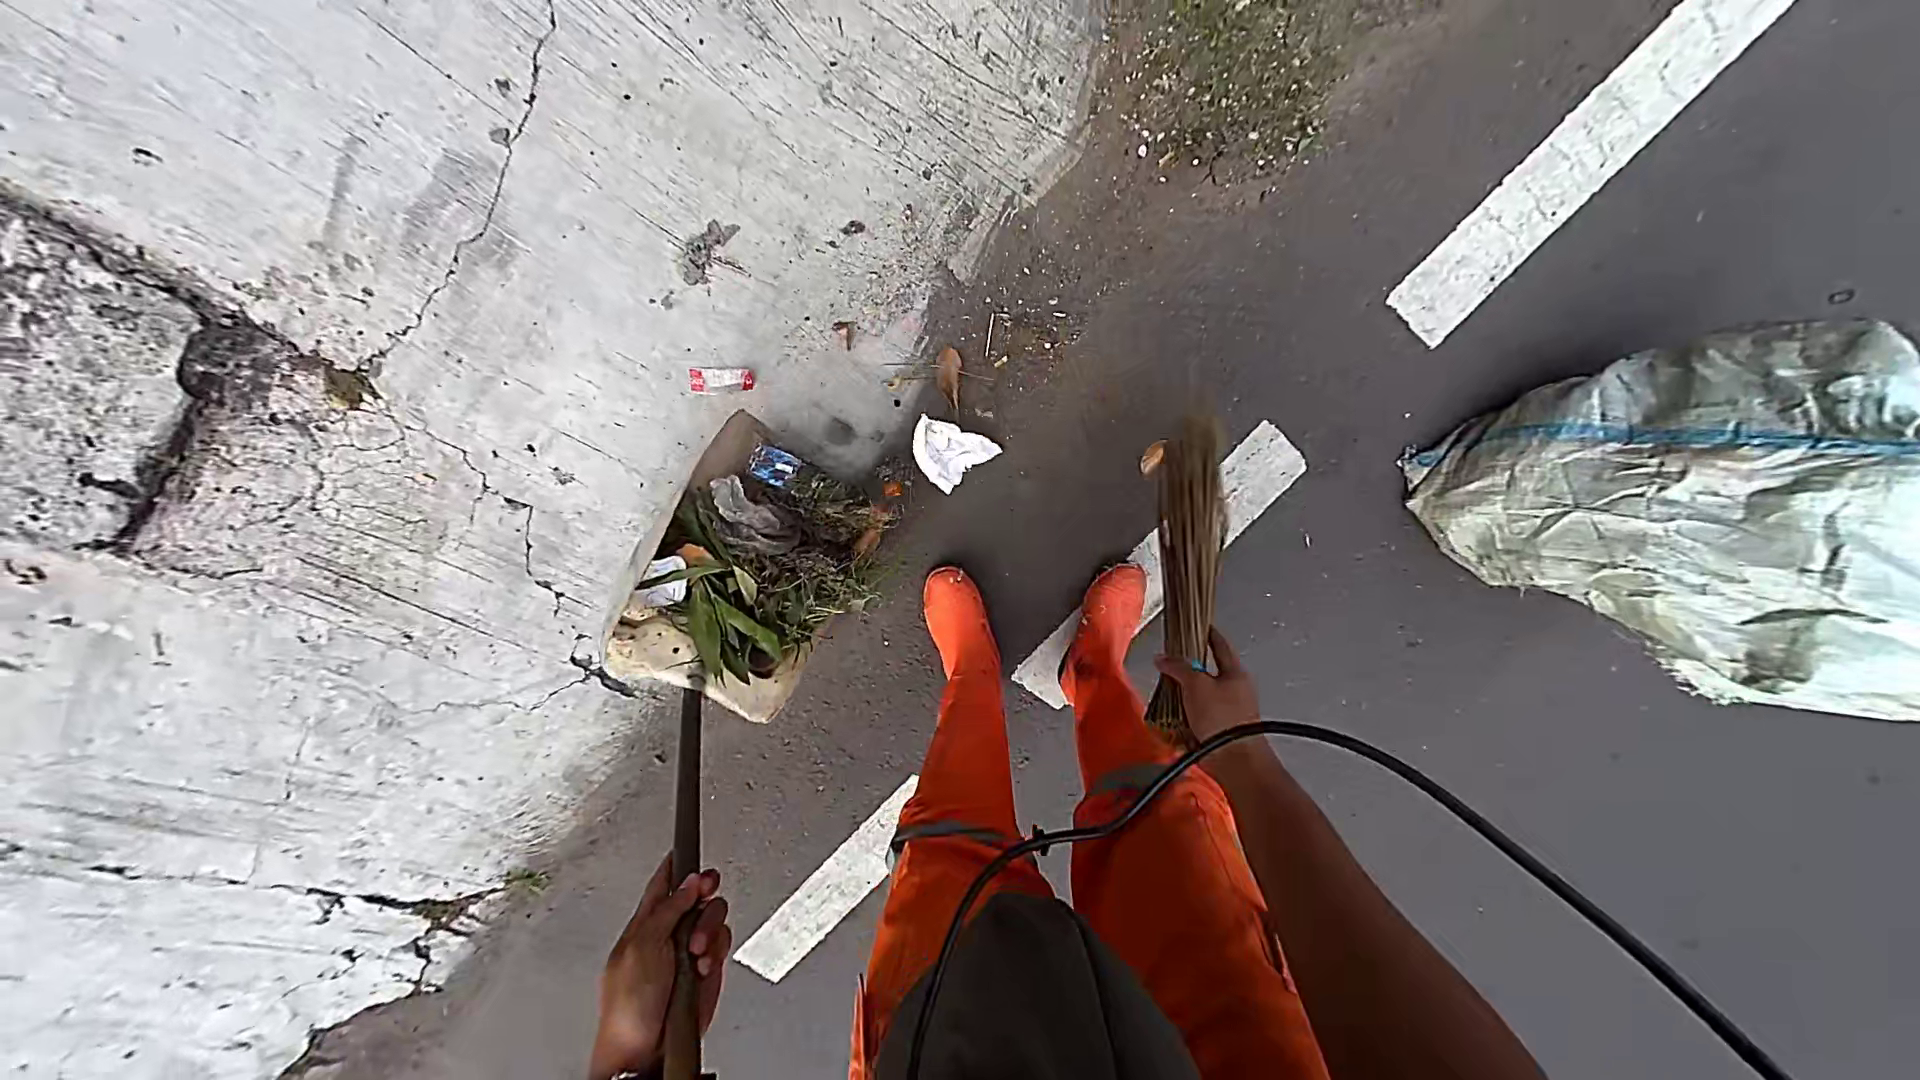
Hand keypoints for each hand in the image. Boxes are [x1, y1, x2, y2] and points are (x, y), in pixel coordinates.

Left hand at [589, 854, 730, 1079]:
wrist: (646, 1052)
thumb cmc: (627, 1009)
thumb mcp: (641, 948)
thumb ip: (668, 910)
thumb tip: (688, 881)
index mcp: (645, 922)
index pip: (664, 880)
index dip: (677, 860)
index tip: (687, 837)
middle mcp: (669, 931)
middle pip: (698, 891)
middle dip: (705, 891)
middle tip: (706, 890)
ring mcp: (689, 948)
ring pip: (715, 913)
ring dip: (709, 928)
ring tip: (696, 949)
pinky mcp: (707, 965)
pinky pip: (724, 940)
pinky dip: (718, 948)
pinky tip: (704, 963)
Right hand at [1153, 627, 1261, 743]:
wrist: (1233, 759)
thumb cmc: (1221, 717)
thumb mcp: (1195, 684)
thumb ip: (1178, 667)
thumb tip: (1161, 659)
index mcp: (1235, 673)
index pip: (1220, 645)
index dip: (1208, 633)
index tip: (1197, 625)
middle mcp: (1234, 689)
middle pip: (1207, 670)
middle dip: (1187, 667)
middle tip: (1169, 662)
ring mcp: (1228, 709)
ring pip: (1200, 693)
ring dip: (1183, 692)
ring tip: (1166, 690)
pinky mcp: (1219, 727)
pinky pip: (1198, 713)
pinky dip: (1184, 712)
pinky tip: (1172, 713)